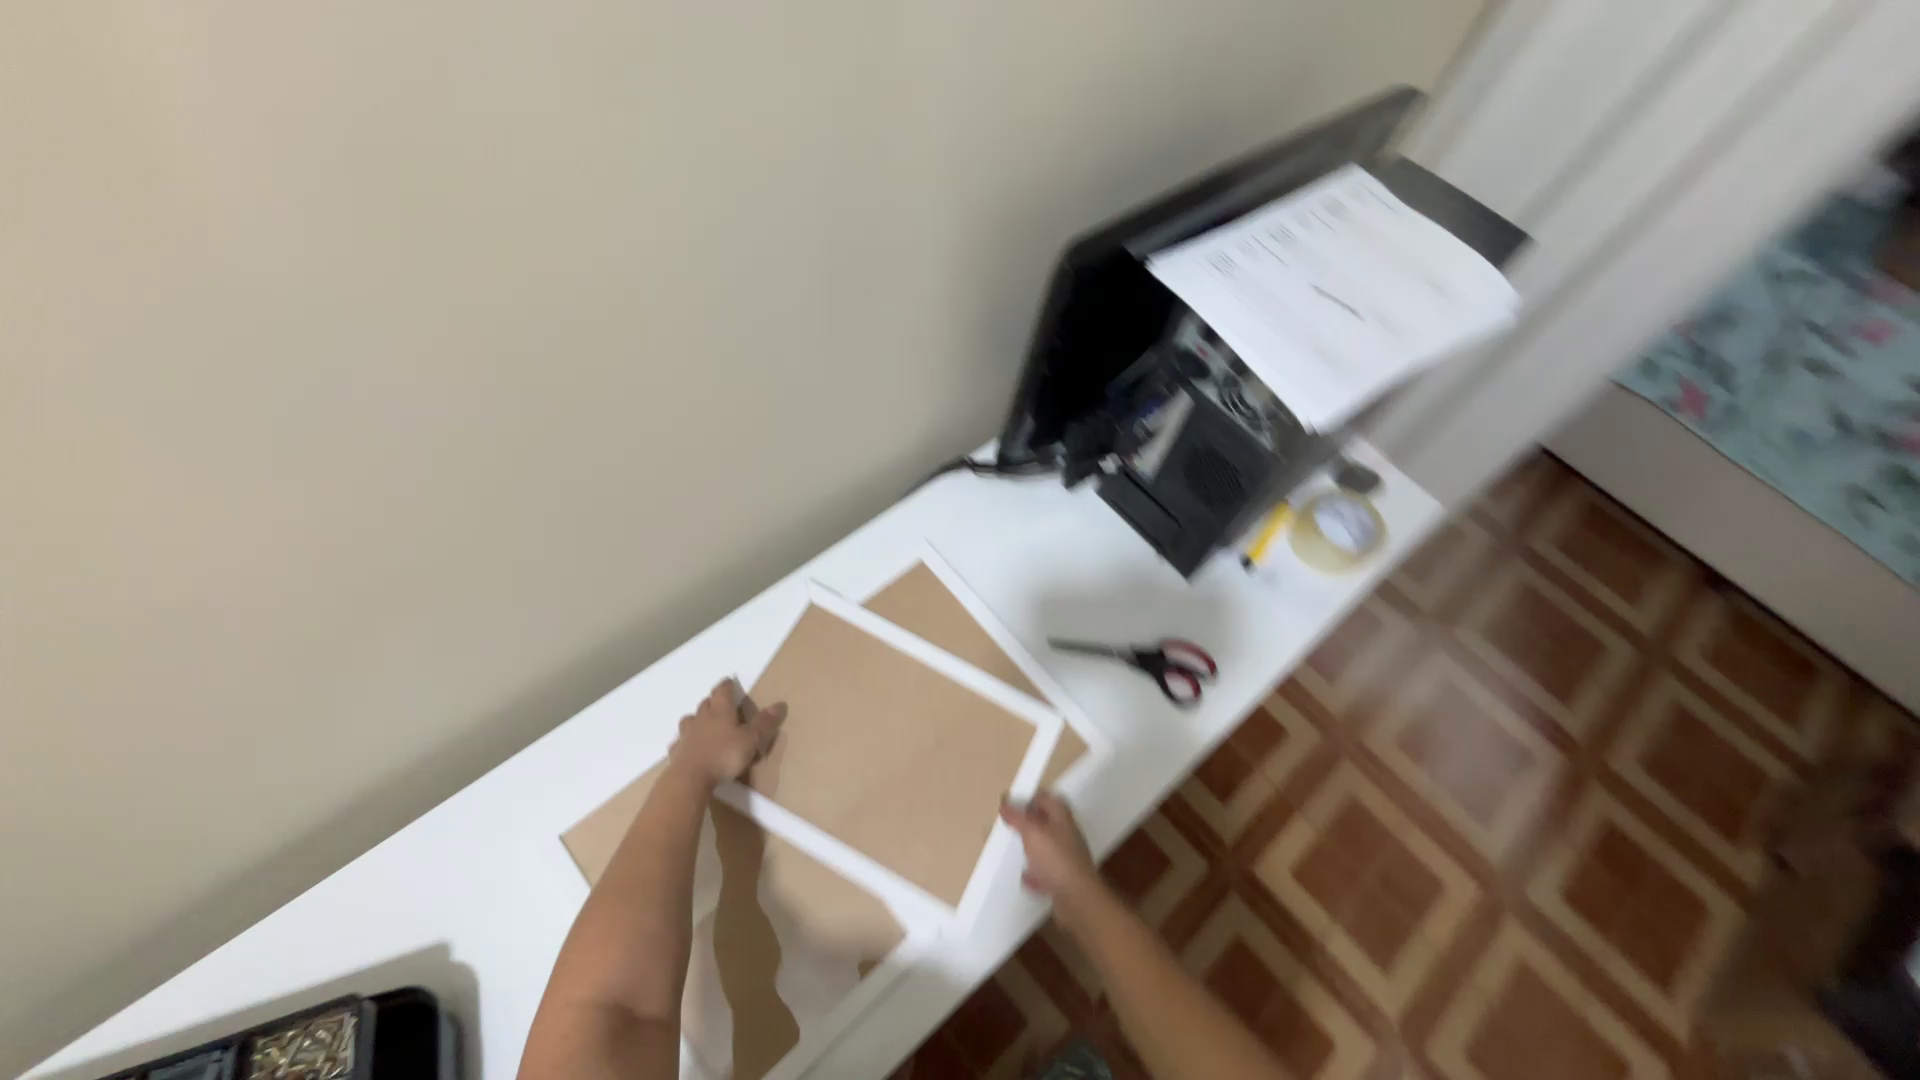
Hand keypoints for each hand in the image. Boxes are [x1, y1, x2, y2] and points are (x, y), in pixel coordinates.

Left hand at [668, 679, 785, 787]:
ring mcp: (686, 735)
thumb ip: (763, 723)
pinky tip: (689, 747)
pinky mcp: (676, 752)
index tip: (729, 681)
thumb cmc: (724, 755)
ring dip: (697, 719)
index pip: (722, 691)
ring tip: (703, 724)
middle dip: (713, 701)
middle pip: (705, 703)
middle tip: (720, 704)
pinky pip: (680, 741)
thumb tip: (780, 704)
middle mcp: (701, 718)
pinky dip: (685, 741)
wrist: (690, 778)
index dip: (726, 685)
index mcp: (720, 712)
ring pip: (690, 720)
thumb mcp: (750, 740)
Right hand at [1000, 792, 1098, 901]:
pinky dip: (1035, 872)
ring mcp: (1067, 857)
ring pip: (1046, 846)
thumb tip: (1005, 800)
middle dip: (1027, 823)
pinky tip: (1024, 877)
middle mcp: (1066, 833)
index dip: (1027, 797)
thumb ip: (1017, 817)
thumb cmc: (1055, 858)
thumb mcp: (1032, 832)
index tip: (1008, 804)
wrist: (1077, 897)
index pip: (1044, 798)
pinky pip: (1046, 871)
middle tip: (1008, 826)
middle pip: (1045, 822)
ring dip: (1031, 847)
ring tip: (1012, 849)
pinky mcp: (1064, 878)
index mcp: (1061, 817)